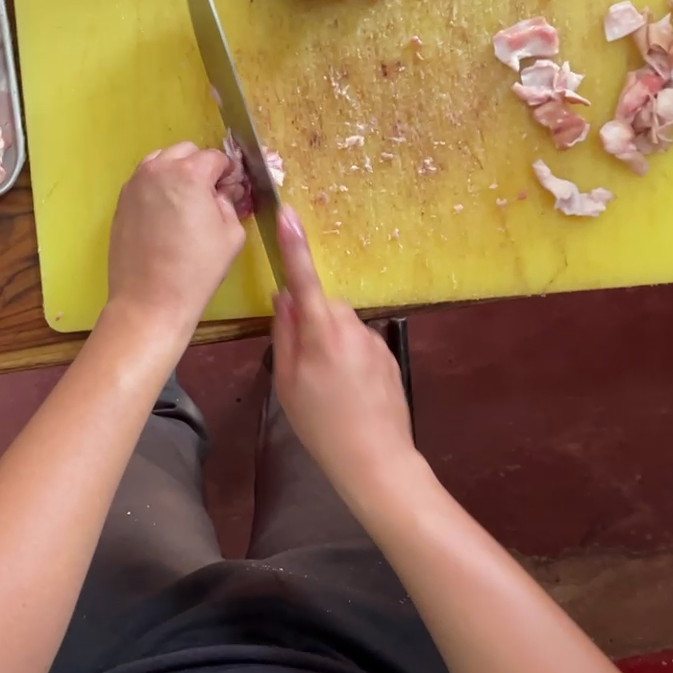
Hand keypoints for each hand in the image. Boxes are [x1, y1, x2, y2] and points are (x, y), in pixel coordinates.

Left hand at [106, 141, 247, 330]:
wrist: (150, 300)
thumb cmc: (196, 270)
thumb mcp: (231, 235)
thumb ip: (229, 203)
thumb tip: (222, 194)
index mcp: (189, 174)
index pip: (215, 158)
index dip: (228, 173)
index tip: (232, 190)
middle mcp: (158, 170)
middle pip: (186, 152)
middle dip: (201, 167)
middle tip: (210, 195)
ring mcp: (135, 184)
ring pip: (161, 162)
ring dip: (177, 173)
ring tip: (186, 203)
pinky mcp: (121, 202)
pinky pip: (144, 182)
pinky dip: (158, 187)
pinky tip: (166, 214)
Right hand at [271, 204, 420, 494]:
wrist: (376, 459)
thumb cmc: (320, 424)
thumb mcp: (287, 382)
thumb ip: (284, 334)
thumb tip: (284, 296)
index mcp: (320, 333)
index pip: (304, 280)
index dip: (294, 246)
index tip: (288, 214)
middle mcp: (350, 328)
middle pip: (324, 305)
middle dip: (312, 321)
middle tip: (303, 365)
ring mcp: (374, 340)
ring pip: (342, 325)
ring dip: (330, 341)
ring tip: (328, 386)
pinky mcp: (388, 354)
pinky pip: (359, 342)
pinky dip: (349, 356)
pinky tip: (349, 391)